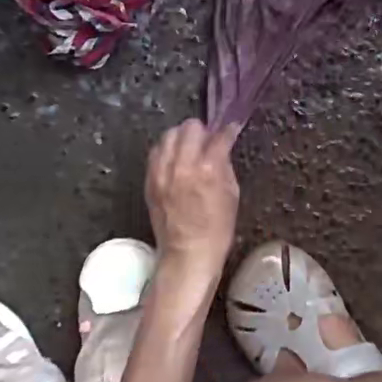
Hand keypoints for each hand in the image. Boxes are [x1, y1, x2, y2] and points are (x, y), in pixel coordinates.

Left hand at [144, 120, 240, 285]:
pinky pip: (156, 151)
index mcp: (208, 169)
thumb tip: (222, 146)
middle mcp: (183, 165)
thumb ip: (225, 165)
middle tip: (208, 140)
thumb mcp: (231, 194)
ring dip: (182, 137)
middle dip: (203, 130)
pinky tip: (174, 159)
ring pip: (170, 134)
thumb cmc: (216, 229)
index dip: (228, 130)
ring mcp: (162, 171)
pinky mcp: (150, 179)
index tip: (230, 129)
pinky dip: (167, 150)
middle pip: (190, 127)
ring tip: (189, 147)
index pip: (219, 136)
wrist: (188, 254)